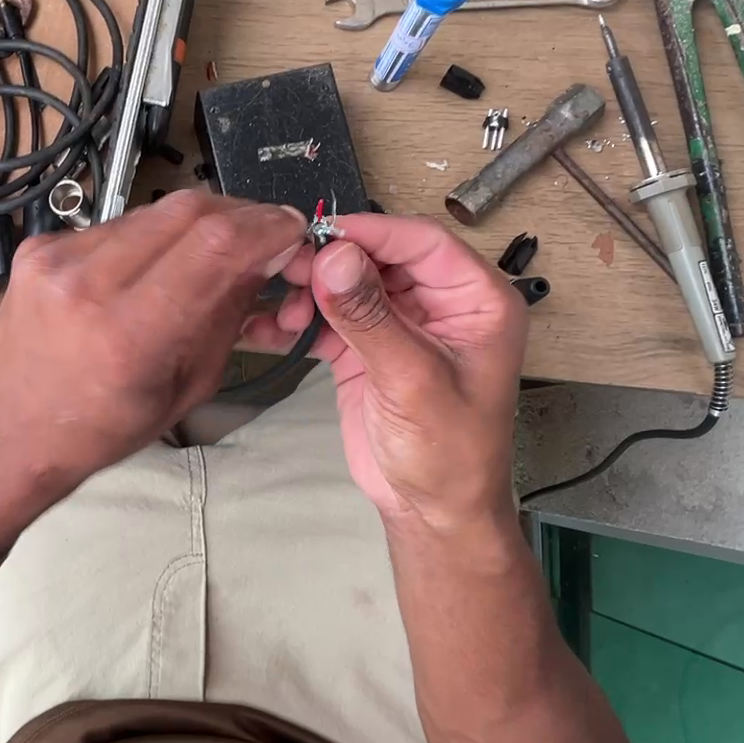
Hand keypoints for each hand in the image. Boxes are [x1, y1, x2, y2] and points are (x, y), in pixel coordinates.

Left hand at [0, 190, 306, 552]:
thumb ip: (227, 316)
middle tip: (261, 232)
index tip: (290, 229)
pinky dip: (150, 237)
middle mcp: (87, 285)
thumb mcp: (187, 386)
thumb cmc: (104, 428)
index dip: (266, 226)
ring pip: (152, 210)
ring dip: (195, 224)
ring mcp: (56, 259)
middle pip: (187, 210)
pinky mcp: (39, 248)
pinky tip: (153, 265)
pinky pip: (117, 224)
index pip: (214, 246)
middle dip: (239, 215)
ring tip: (210, 252)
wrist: (15, 431)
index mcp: (129, 335)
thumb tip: (261, 257)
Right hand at [244, 214, 527, 534]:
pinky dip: (298, 321)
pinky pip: (328, 319)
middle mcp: (437, 304)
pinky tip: (268, 327)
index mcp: (475, 301)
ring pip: (348, 283)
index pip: (421, 243)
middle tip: (290, 270)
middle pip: (378, 258)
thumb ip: (370, 317)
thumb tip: (335, 258)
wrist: (429, 510)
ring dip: (311, 291)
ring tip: (284, 311)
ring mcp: (398, 325)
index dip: (371, 232)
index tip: (322, 235)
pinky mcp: (365, 347)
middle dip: (332, 263)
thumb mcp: (412, 381)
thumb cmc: (450, 454)